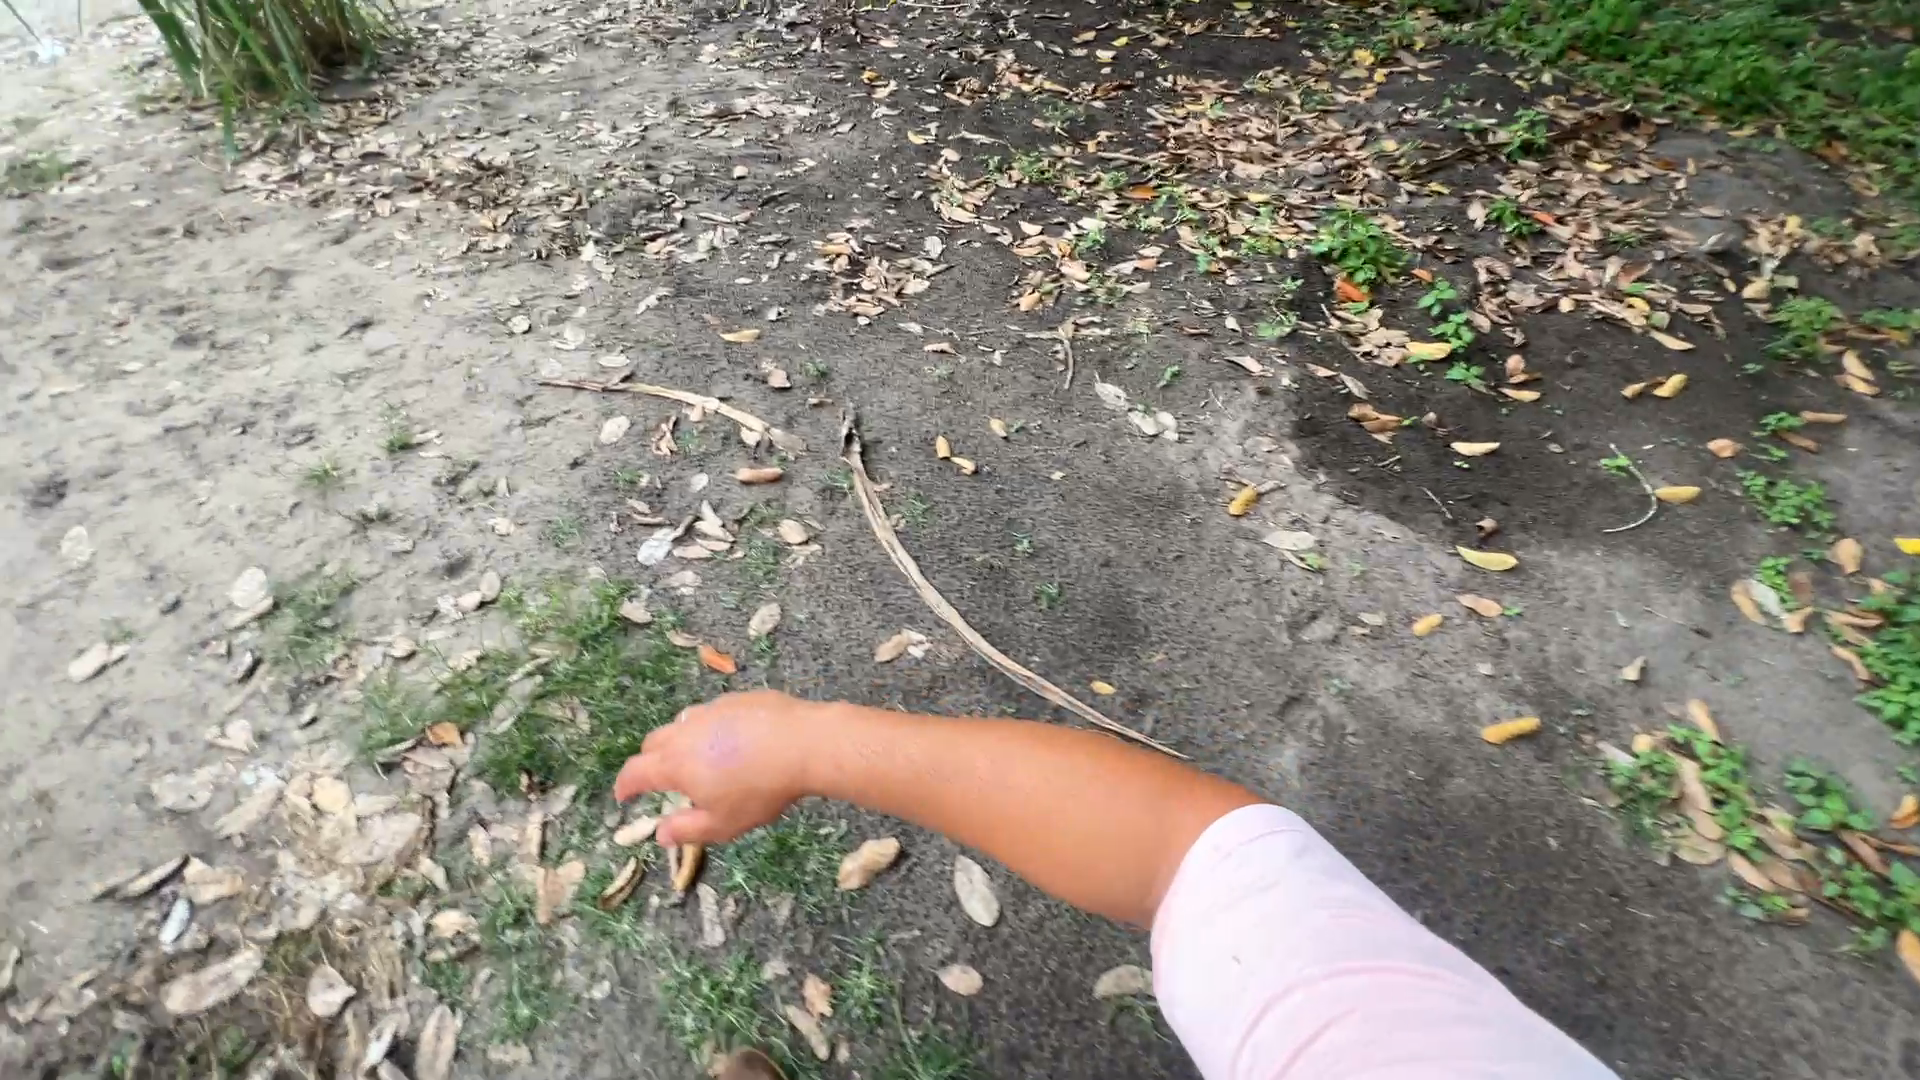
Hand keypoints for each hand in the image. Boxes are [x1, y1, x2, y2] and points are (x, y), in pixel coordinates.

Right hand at [612, 689, 824, 845]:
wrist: (806, 743)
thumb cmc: (761, 790)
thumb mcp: (722, 824)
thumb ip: (687, 829)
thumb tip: (660, 833)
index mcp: (675, 763)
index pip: (635, 772)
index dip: (625, 786)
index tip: (625, 797)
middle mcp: (688, 730)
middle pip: (655, 742)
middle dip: (650, 761)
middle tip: (662, 779)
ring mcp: (715, 709)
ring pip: (684, 722)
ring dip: (681, 740)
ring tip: (697, 757)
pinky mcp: (741, 697)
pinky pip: (715, 711)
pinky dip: (712, 727)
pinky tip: (733, 739)